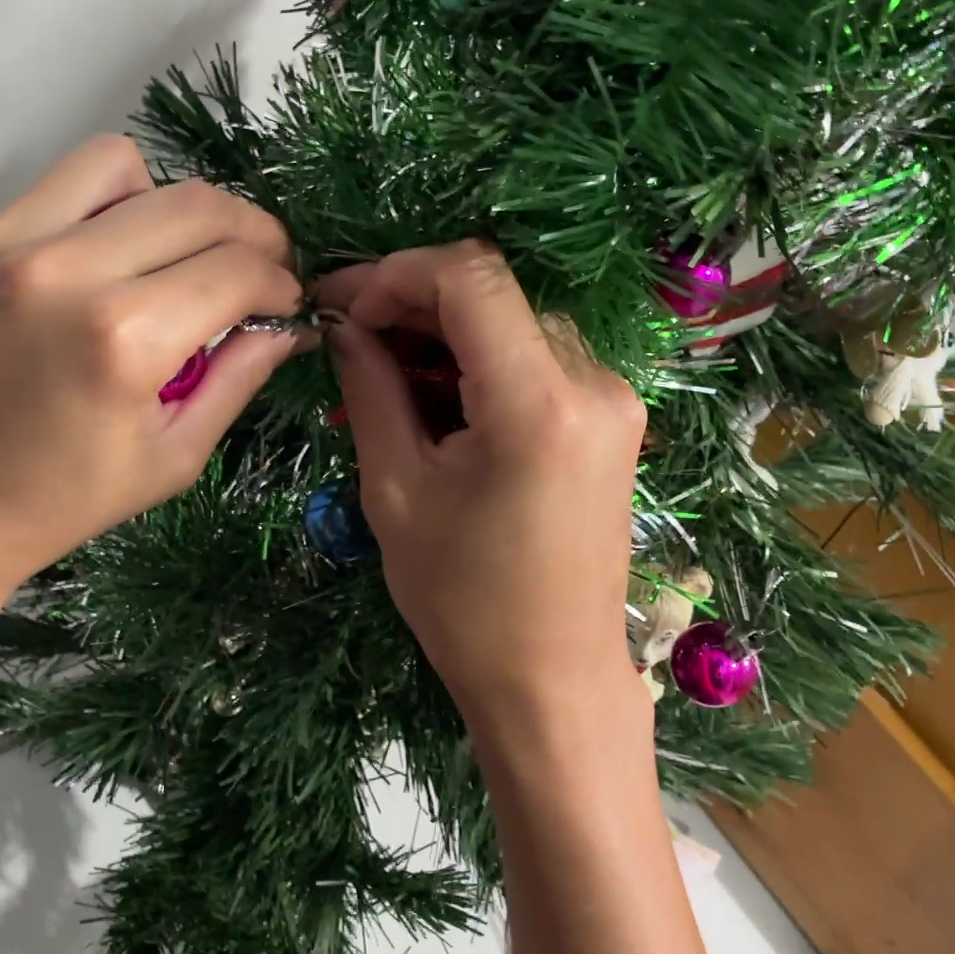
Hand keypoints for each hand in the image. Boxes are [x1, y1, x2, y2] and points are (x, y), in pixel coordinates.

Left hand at [0, 135, 300, 613]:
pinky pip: (53, 193)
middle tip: (256, 266)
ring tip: (165, 258)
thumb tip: (284, 325)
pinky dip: (91, 219)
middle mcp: (62, 272)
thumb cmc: (57, 504)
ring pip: (119, 166)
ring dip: (165, 206)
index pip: (237, 269)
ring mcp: (1, 243)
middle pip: (196, 203)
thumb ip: (237, 380)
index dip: (279, 282)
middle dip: (251, 231)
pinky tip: (88, 275)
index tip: (282, 301)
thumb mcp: (170, 460)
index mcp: (123, 340)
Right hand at [317, 241, 648, 723]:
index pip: (470, 277)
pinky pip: (535, 357)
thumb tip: (343, 326)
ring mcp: (612, 399)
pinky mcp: (610, 419)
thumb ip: (370, 390)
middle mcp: (593, 382)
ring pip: (512, 320)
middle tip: (348, 338)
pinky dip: (478, 361)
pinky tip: (433, 396)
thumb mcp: (396, 491)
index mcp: (539, 403)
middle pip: (492, 293)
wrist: (551, 680)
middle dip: (411, 302)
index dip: (396, 273)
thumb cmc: (463, 601)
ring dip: (442, 332)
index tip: (343, 307)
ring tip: (382, 373)